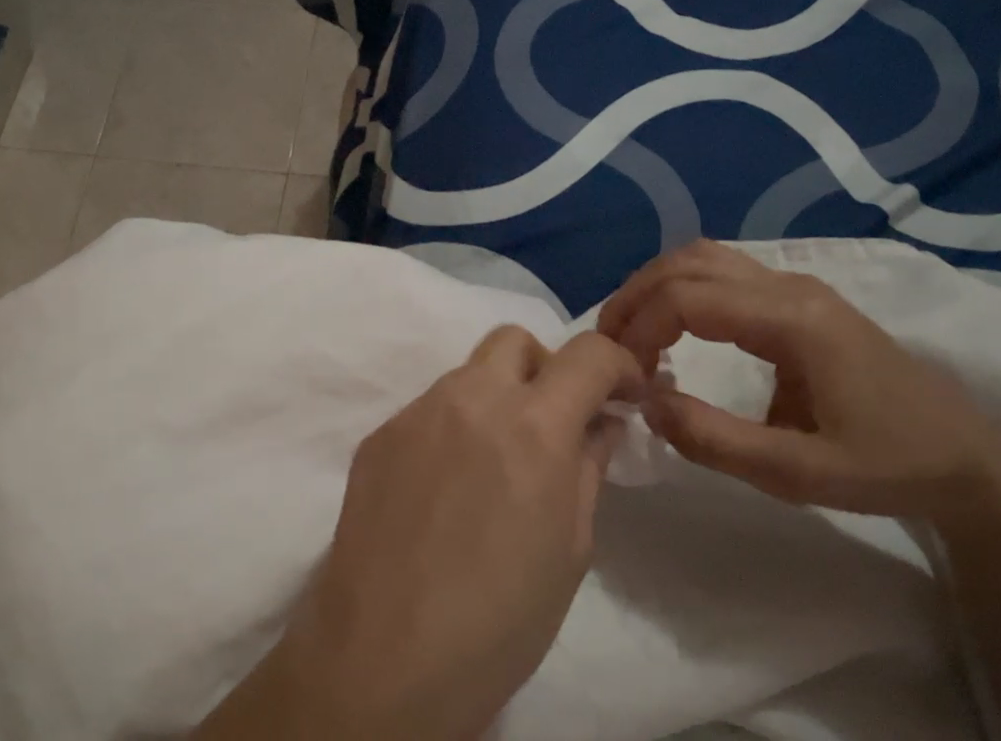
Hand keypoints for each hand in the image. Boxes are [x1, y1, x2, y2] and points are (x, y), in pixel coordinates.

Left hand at [193, 327, 645, 740]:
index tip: (625, 395)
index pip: (588, 353)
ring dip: (495, 399)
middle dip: (546, 369)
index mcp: (533, 426)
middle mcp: (470, 399)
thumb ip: (586, 468)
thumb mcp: (570, 549)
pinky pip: (427, 412)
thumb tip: (598, 424)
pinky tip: (447, 491)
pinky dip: (452, 430)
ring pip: (466, 375)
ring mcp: (415, 415)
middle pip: (514, 341)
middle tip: (555, 424)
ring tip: (495, 466)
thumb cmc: (499, 620)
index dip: (618, 365)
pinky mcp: (376, 439)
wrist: (383, 659)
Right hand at [597, 240, 1000, 519]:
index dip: (637, 328)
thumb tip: (645, 403)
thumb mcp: (795, 473)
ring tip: (631, 335)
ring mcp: (797, 286)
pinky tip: (673, 331)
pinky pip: (723, 274)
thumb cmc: (884, 466)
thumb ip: (713, 439)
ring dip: (656, 288)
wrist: (964, 459)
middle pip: (688, 262)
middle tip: (608, 346)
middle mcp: (790, 286)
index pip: (686, 298)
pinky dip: (682, 291)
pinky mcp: (800, 299)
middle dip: (635, 297)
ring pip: (704, 258)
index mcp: (792, 319)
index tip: (618, 372)